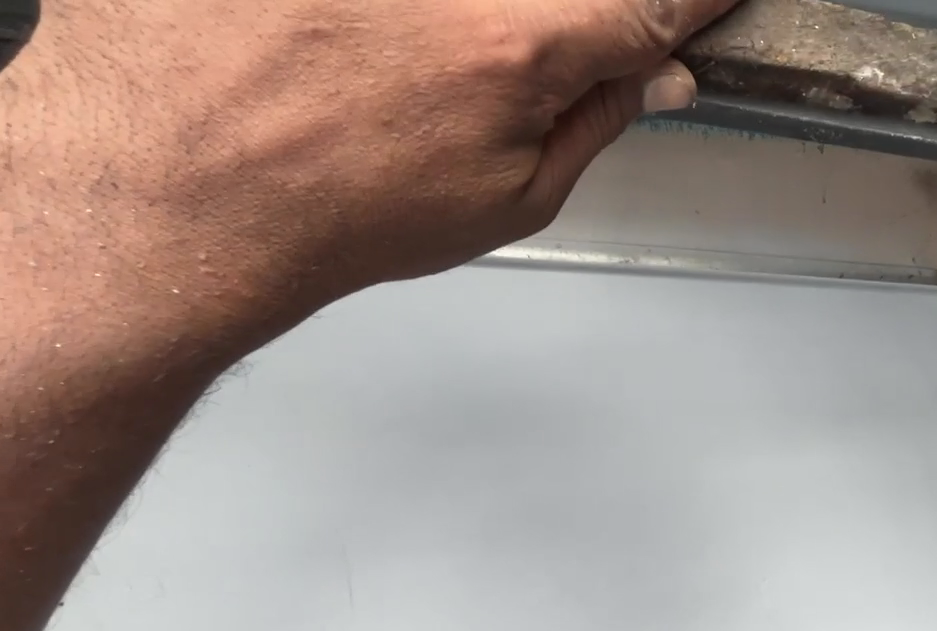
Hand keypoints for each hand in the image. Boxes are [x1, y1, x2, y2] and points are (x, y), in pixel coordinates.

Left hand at [2, 0, 736, 330]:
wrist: (180, 184)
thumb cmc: (356, 209)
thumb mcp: (515, 196)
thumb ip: (596, 119)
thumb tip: (662, 74)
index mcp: (517, 46)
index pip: (647, 3)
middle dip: (599, 14)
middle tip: (577, 56)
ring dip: (509, 29)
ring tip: (447, 85)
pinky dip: (441, 24)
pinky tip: (400, 50)